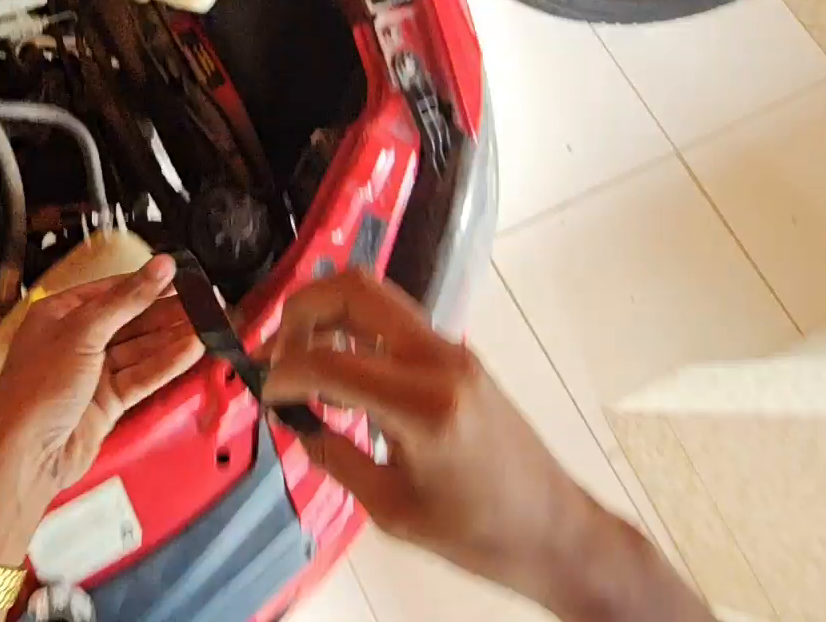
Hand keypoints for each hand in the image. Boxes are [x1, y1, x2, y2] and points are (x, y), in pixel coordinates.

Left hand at [0, 255, 202, 562]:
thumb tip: (160, 267)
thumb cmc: (36, 389)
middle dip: (166, 311)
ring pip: (141, 348)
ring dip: (173, 337)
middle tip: (203, 301)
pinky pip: (142, 376)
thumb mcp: (83, 331)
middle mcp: (76, 339)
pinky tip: (192, 350)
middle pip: (131, 320)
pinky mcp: (107, 402)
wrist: (24, 456)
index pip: (112, 291)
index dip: (147, 283)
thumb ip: (127, 300)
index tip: (180, 276)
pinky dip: (167, 363)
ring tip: (207, 323)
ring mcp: (92, 372)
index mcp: (60, 313)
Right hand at [262, 271, 710, 621]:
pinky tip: (338, 368)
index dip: (283, 371)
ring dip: (324, 312)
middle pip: (353, 289)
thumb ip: (332, 454)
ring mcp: (450, 347)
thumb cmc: (479, 537)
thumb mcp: (392, 511)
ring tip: (300, 357)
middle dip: (300, 310)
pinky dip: (350, 326)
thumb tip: (288, 416)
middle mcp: (438, 358)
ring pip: (371, 292)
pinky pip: (389, 316)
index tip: (264, 392)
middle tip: (276, 351)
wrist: (561, 533)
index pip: (330, 361)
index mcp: (424, 406)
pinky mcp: (454, 351)